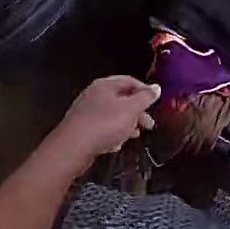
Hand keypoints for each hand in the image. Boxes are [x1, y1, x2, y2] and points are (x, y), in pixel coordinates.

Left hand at [40, 76, 160, 173]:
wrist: (72, 147)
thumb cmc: (105, 124)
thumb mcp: (131, 109)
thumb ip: (145, 98)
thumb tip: (156, 87)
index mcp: (105, 85)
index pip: (130, 81)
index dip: (145, 90)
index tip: (155, 102)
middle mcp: (94, 95)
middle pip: (122, 99)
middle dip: (137, 112)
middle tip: (149, 124)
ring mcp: (86, 111)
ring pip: (112, 114)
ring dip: (126, 124)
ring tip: (134, 135)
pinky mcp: (82, 128)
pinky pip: (102, 127)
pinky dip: (112, 134)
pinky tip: (116, 145)